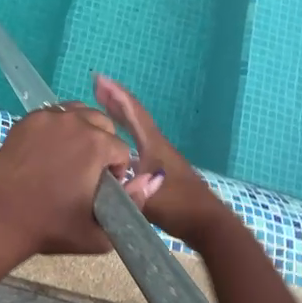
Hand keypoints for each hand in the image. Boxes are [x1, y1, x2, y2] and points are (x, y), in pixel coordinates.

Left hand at [0, 103, 133, 256]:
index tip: (102, 190)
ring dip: (82, 131)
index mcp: (97, 144)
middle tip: (87, 173)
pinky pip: (52, 115)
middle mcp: (74, 121)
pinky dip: (58, 129)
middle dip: (102, 146)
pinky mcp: (26, 120)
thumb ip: (135, 203)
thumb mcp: (101, 231)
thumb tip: (155, 177)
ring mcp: (47, 117)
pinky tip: (49, 153)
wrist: (0, 218)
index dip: (116, 172)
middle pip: (102, 124)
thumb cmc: (52, 227)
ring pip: (77, 113)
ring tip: (71, 158)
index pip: (121, 150)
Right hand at [94, 75, 232, 245]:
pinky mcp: (162, 169)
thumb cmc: (178, 206)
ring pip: (137, 129)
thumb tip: (93, 180)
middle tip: (97, 85)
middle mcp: (157, 145)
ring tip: (104, 106)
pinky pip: (138, 142)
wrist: (207, 223)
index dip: (115, 95)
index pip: (133, 112)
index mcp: (153, 145)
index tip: (99, 79)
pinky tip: (118, 143)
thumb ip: (119, 187)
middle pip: (135, 116)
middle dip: (115, 100)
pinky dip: (126, 133)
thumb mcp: (144, 197)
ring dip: (121, 115)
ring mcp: (161, 157)